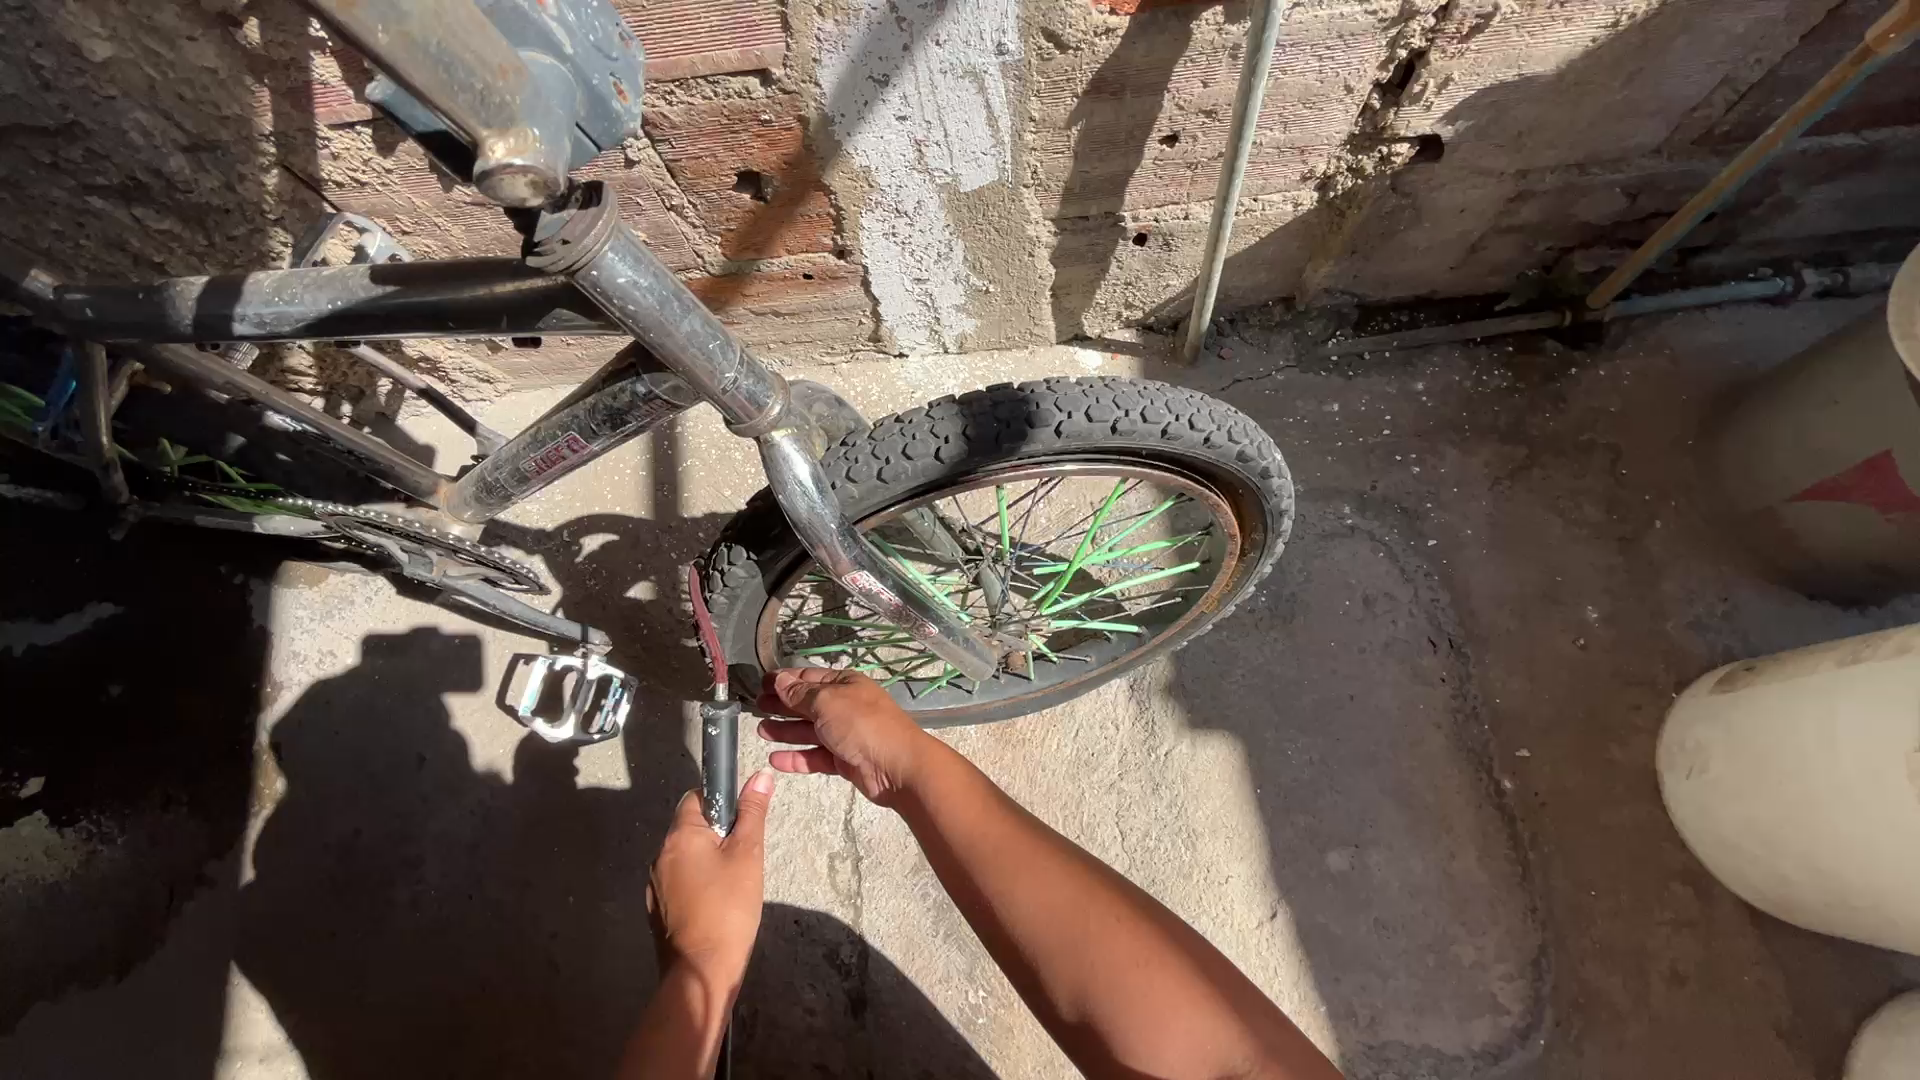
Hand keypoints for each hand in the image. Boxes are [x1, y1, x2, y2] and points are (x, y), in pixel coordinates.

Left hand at [646, 771, 775, 994]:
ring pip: (687, 857)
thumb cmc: (729, 906)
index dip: (721, 802)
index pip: (696, 797)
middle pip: (691, 828)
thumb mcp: (748, 853)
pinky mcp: (658, 911)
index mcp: (679, 836)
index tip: (742, 822)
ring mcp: (655, 886)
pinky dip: (699, 885)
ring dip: (708, 861)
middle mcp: (660, 856)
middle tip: (744, 856)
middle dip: (718, 835)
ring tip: (734, 883)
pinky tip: (718, 904)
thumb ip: (753, 812)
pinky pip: (681, 883)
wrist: (702, 972)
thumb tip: (760, 776)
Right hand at [755, 668, 937, 805]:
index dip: (785, 679)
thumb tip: (780, 680)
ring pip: (809, 731)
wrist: (897, 766)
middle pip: (807, 704)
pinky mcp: (844, 760)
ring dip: (785, 730)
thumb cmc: (862, 724)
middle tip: (755, 706)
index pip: (809, 677)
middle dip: (782, 704)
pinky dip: (796, 757)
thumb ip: (801, 694)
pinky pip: (815, 756)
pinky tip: (775, 759)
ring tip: (760, 730)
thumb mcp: (828, 702)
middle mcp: (845, 706)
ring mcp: (845, 734)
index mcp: (845, 684)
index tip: (761, 683)